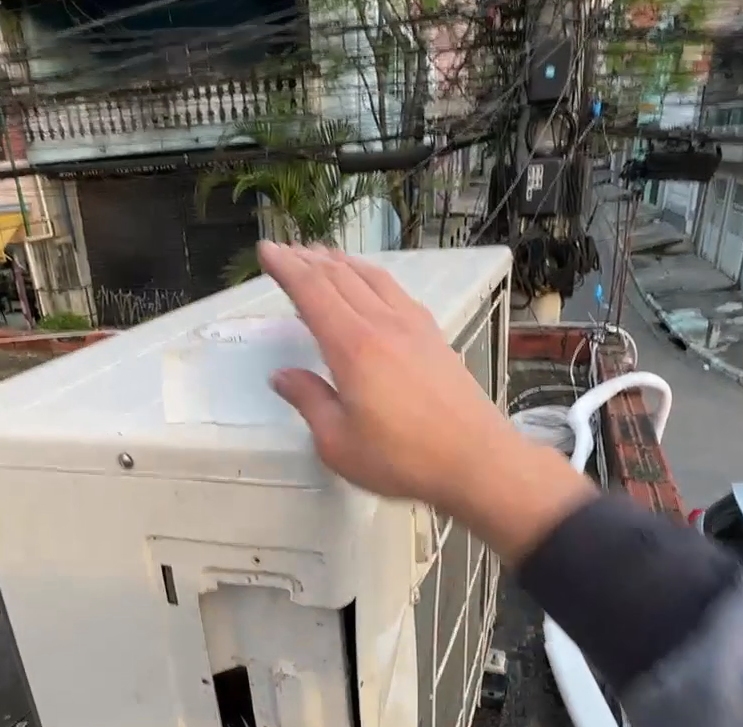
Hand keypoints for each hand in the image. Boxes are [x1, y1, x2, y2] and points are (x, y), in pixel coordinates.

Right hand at [259, 242, 593, 560]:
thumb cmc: (402, 459)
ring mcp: (414, 327)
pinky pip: (397, 292)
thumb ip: (309, 402)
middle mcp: (383, 325)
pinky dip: (374, 278)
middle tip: (287, 249)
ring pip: (373, 278)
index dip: (286, 269)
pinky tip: (373, 285)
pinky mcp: (435, 337)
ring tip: (324, 256)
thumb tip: (283, 375)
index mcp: (352, 347)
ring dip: (343, 263)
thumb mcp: (338, 443)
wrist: (476, 461)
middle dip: (309, 260)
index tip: (267, 250)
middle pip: (340, 277)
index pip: (312, 293)